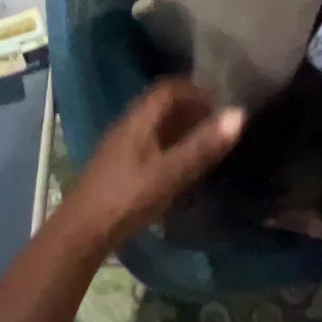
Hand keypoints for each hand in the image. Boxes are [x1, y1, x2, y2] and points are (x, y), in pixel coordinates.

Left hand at [56, 79, 244, 250]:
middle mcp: (128, 126)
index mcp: (138, 120)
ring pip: (155, 127)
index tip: (221, 103)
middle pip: (161, 106)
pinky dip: (170, 147)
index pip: (168, 89)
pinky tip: (182, 168)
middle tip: (219, 124)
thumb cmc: (128, 198)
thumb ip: (202, 145)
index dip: (195, 90)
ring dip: (181, 129)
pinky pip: (150, 145)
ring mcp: (121, 147)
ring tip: (207, 144)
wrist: (82, 232)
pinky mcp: (119, 167)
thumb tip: (239, 113)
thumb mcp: (170, 173)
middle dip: (191, 109)